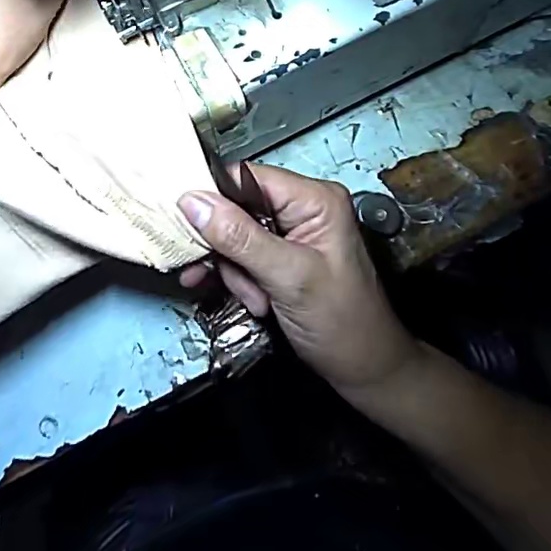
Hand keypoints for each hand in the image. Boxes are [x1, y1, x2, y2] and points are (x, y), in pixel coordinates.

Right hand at [178, 165, 420, 392]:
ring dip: (234, 270)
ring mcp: (294, 232)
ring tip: (253, 299)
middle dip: (225, 246)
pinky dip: (241, 278)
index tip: (183, 221)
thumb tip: (193, 201)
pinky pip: (245, 255)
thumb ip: (240, 237)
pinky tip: (251, 301)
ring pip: (236, 235)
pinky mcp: (284, 256)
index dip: (213, 197)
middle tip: (215, 274)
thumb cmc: (343, 324)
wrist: (368, 372)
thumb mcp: (288, 277)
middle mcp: (303, 207)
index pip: (248, 178)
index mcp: (314, 198)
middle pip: (238, 207)